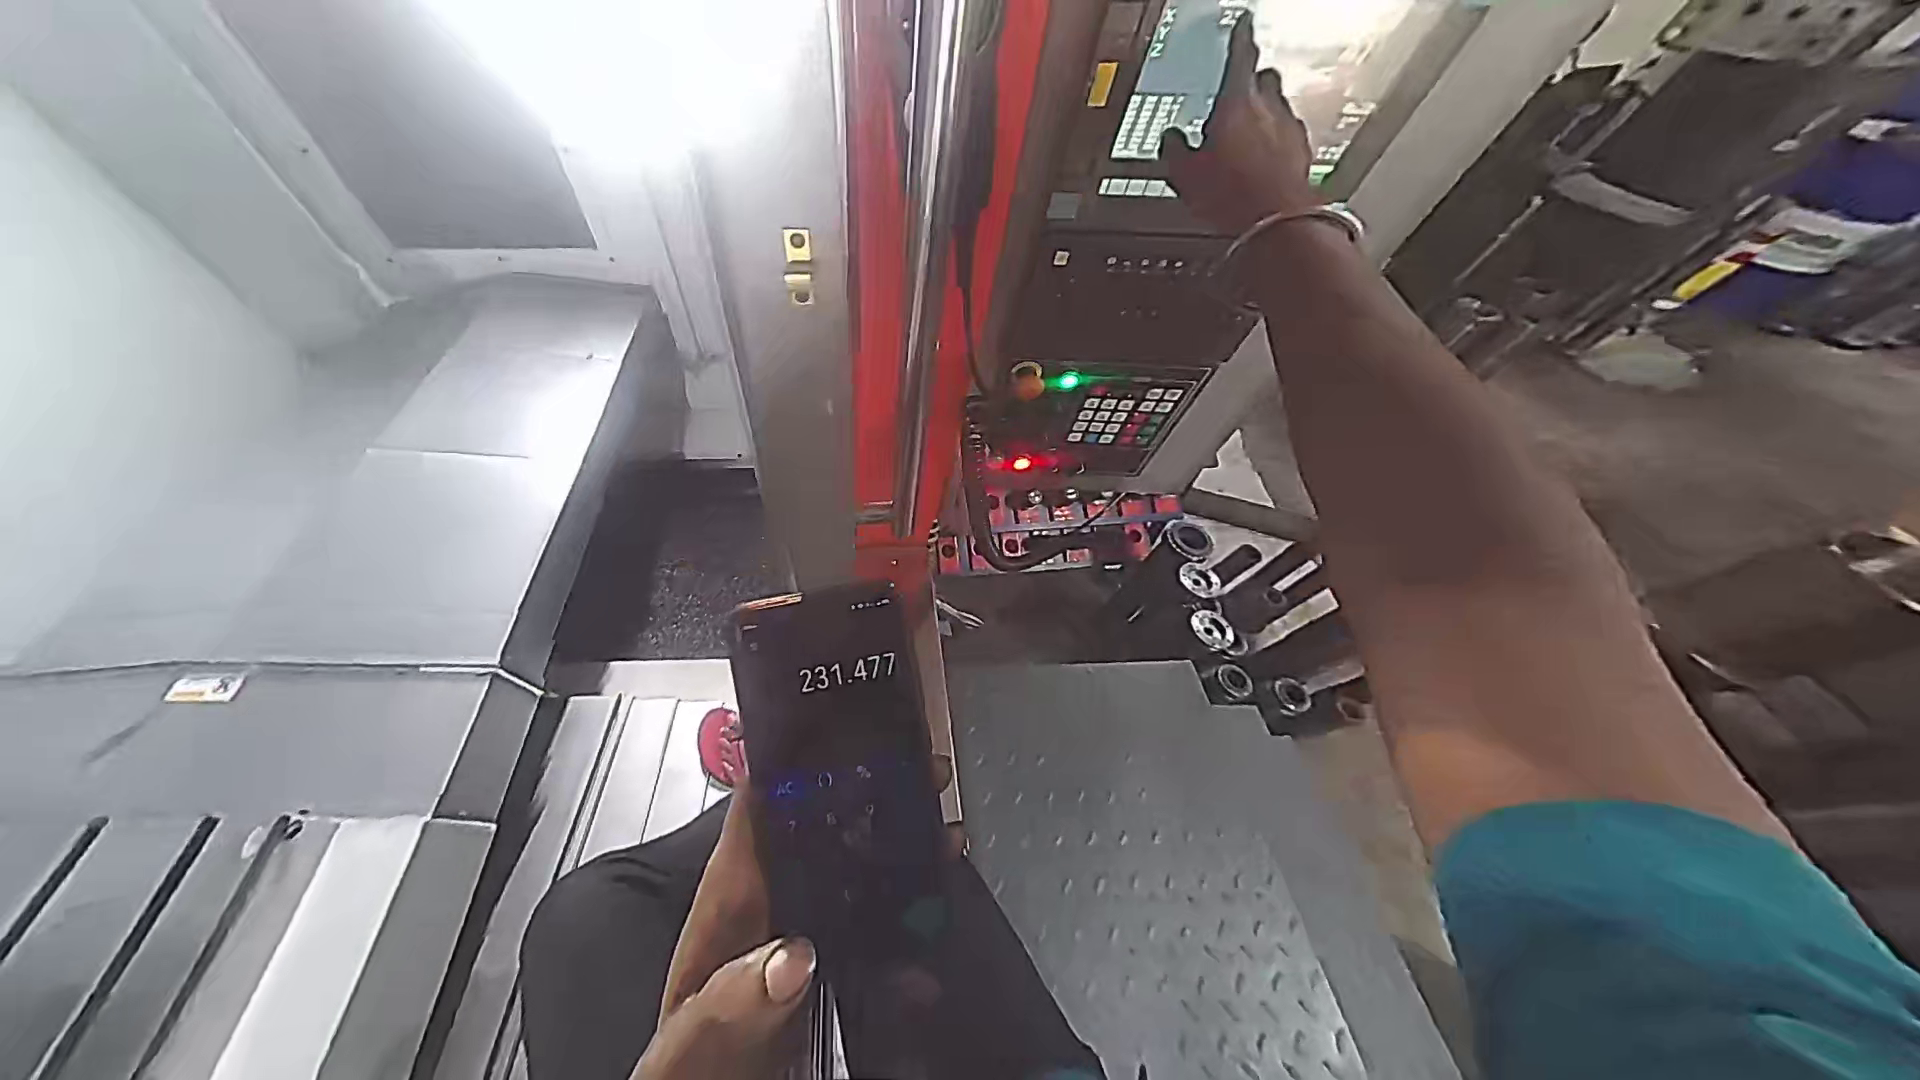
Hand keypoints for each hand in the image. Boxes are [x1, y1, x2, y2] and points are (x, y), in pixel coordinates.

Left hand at [635, 756, 964, 1077]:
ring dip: (906, 853)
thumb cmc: (689, 1065)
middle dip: (878, 794)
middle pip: (827, 824)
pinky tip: (926, 964)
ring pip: (862, 869)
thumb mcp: (696, 1042)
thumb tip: (793, 957)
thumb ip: (735, 998)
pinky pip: (877, 930)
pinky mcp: (831, 960)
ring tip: (946, 840)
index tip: (847, 733)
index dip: (800, 759)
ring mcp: (806, 926)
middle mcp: (774, 898)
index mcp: (734, 895)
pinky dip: (907, 937)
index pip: (760, 803)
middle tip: (925, 775)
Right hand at [1160, 15, 1318, 233]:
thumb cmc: (1231, 195)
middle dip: (1251, 85)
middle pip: (1263, 80)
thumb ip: (1175, 150)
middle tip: (1236, 98)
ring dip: (1263, 118)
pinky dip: (1275, 144)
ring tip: (1246, 140)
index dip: (1240, 36)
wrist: (1273, 221)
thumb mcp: (1186, 175)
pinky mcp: (1302, 154)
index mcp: (1237, 102)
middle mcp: (1269, 107)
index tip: (1243, 23)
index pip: (1241, 54)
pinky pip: (1286, 138)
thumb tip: (1169, 138)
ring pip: (1277, 109)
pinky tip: (1264, 163)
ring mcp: (1289, 129)